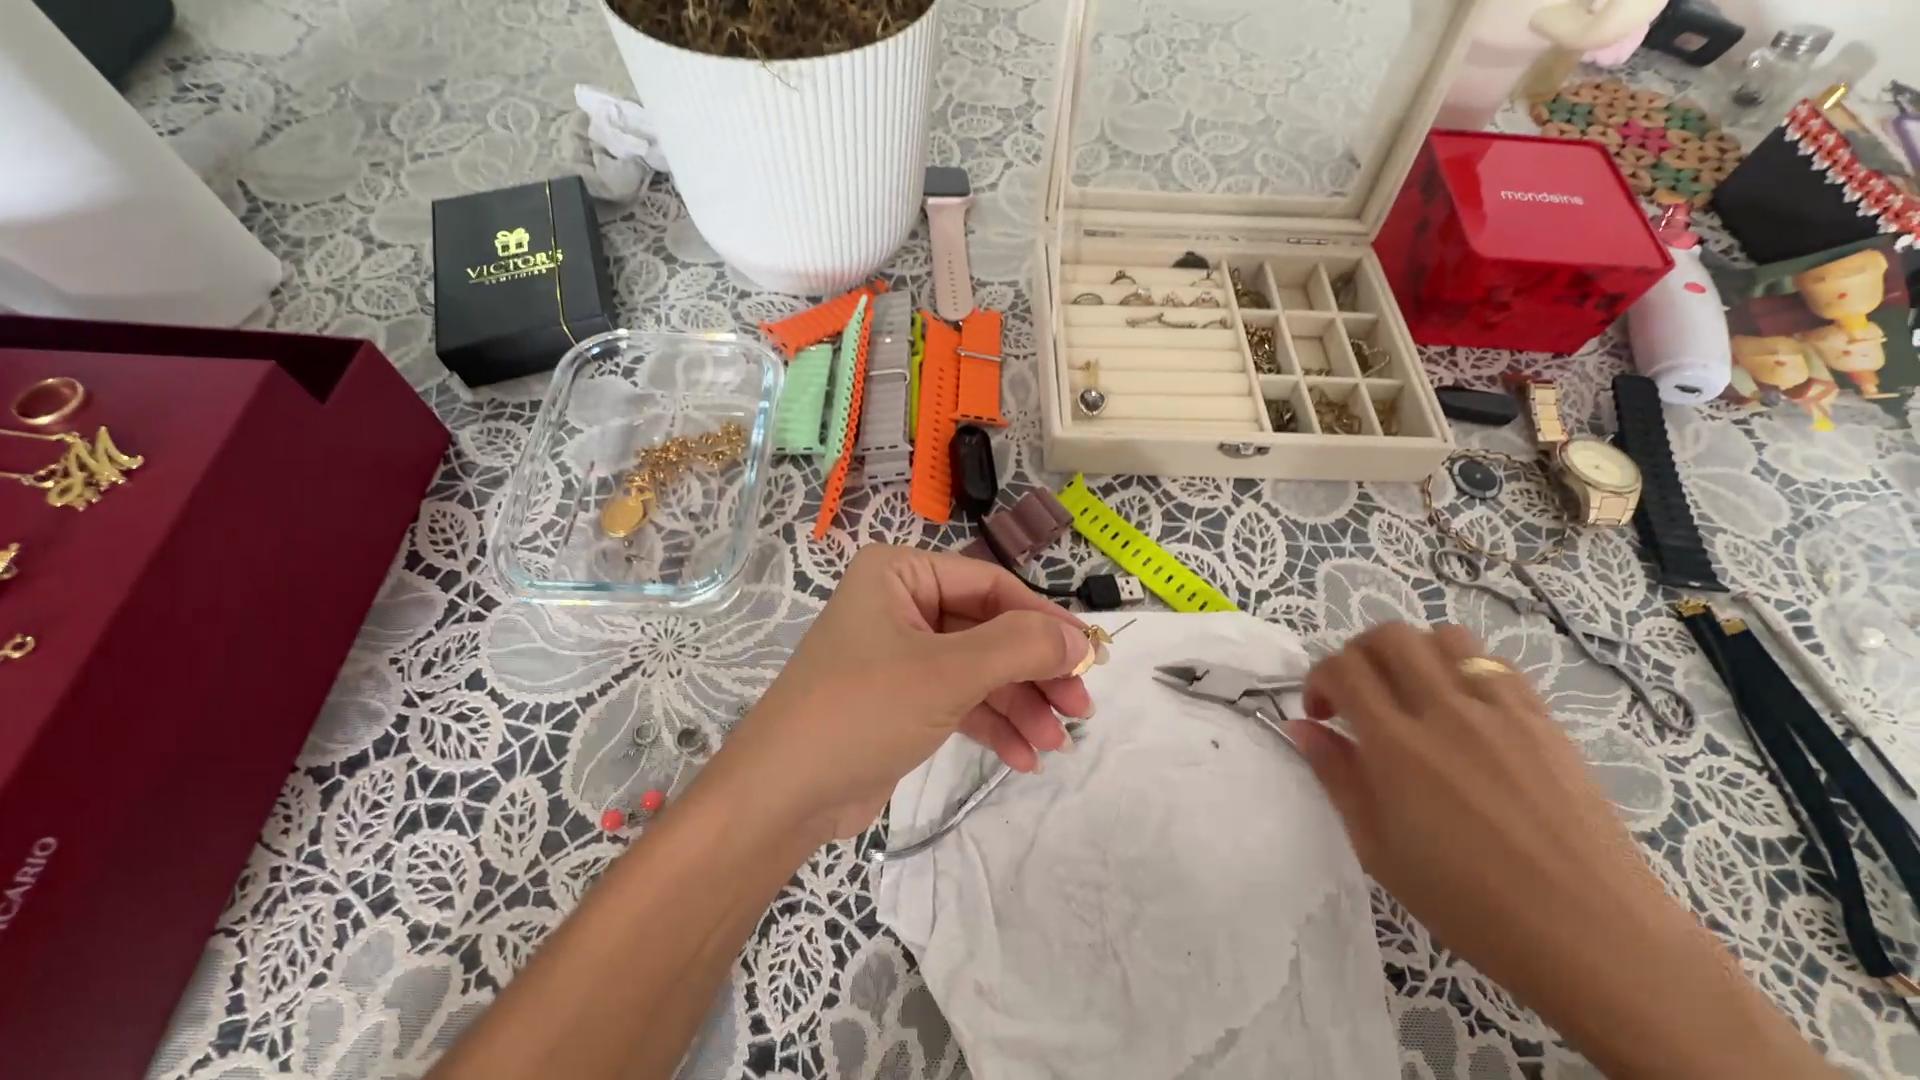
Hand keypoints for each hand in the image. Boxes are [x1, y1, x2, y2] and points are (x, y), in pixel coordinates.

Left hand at [712, 545, 1093, 841]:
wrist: (783, 796)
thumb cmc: (861, 710)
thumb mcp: (946, 673)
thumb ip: (1019, 648)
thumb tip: (1080, 639)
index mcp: (899, 575)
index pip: (991, 586)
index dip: (1044, 621)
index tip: (1090, 657)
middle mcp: (899, 607)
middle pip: (990, 631)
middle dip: (1035, 673)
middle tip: (1080, 709)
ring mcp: (900, 657)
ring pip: (979, 672)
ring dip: (1020, 706)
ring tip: (1056, 744)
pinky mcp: (900, 703)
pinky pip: (960, 703)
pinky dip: (993, 726)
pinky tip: (1024, 757)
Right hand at [1289, 623, 1671, 977]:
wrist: (1588, 931)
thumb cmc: (1468, 903)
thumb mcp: (1379, 850)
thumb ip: (1337, 778)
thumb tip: (1302, 728)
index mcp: (1397, 747)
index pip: (1344, 669)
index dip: (1319, 679)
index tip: (1320, 714)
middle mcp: (1446, 712)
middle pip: (1390, 636)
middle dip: (1358, 653)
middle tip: (1356, 694)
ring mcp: (1501, 711)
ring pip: (1445, 637)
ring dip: (1414, 652)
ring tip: (1410, 693)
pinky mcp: (1543, 720)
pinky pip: (1495, 664)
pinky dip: (1463, 669)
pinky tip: (1463, 709)